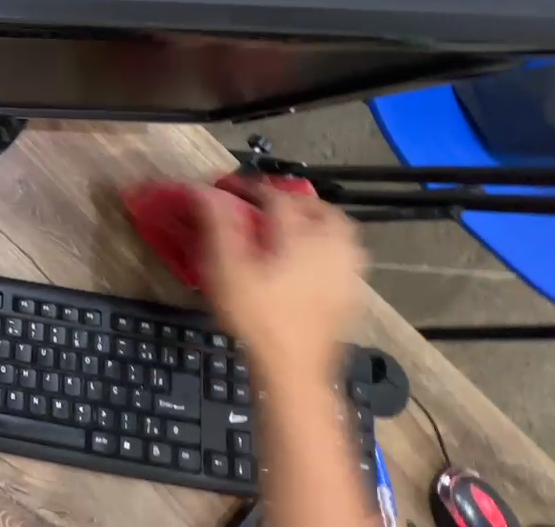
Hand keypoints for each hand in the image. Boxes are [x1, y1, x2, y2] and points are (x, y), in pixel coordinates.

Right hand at [199, 184, 365, 380]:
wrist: (293, 369)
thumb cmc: (255, 315)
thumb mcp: (226, 268)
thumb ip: (218, 225)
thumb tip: (204, 192)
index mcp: (299, 239)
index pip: (279, 199)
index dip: (253, 187)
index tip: (230, 186)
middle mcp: (330, 252)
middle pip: (324, 212)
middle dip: (298, 200)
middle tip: (269, 201)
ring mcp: (345, 276)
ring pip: (344, 235)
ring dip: (320, 222)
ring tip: (293, 225)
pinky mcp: (350, 297)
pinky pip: (348, 259)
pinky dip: (330, 248)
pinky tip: (310, 259)